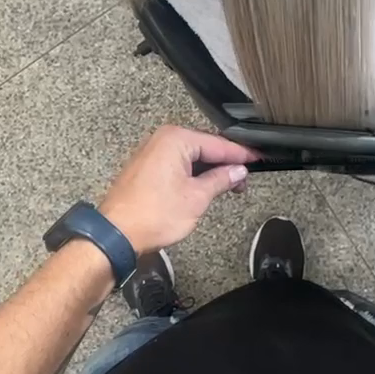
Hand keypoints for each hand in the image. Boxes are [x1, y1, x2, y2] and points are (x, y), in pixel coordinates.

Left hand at [99, 126, 256, 254]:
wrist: (117, 234)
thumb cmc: (150, 215)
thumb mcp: (197, 197)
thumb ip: (221, 180)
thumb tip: (237, 172)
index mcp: (176, 139)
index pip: (218, 144)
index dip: (240, 155)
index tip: (256, 160)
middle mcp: (161, 140)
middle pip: (204, 147)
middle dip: (225, 163)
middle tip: (245, 178)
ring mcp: (152, 153)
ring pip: (190, 157)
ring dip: (209, 171)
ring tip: (229, 186)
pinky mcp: (146, 167)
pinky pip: (176, 164)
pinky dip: (192, 174)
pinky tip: (204, 186)